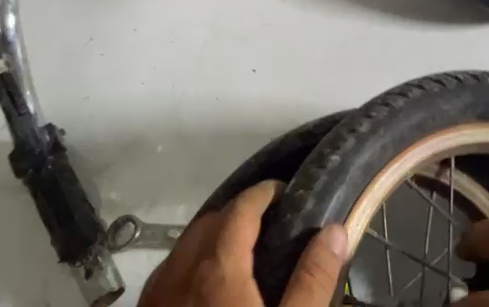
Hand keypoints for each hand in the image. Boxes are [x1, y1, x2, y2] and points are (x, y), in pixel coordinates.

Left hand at [139, 180, 349, 306]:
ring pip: (183, 250)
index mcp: (218, 270)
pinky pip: (166, 280)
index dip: (265, 194)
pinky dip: (190, 269)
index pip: (242, 208)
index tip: (287, 194)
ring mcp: (153, 302)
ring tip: (244, 258)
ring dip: (212, 240)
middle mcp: (178, 275)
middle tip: (272, 225)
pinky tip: (209, 295)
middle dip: (239, 214)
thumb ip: (314, 280)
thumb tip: (335, 230)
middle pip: (208, 222)